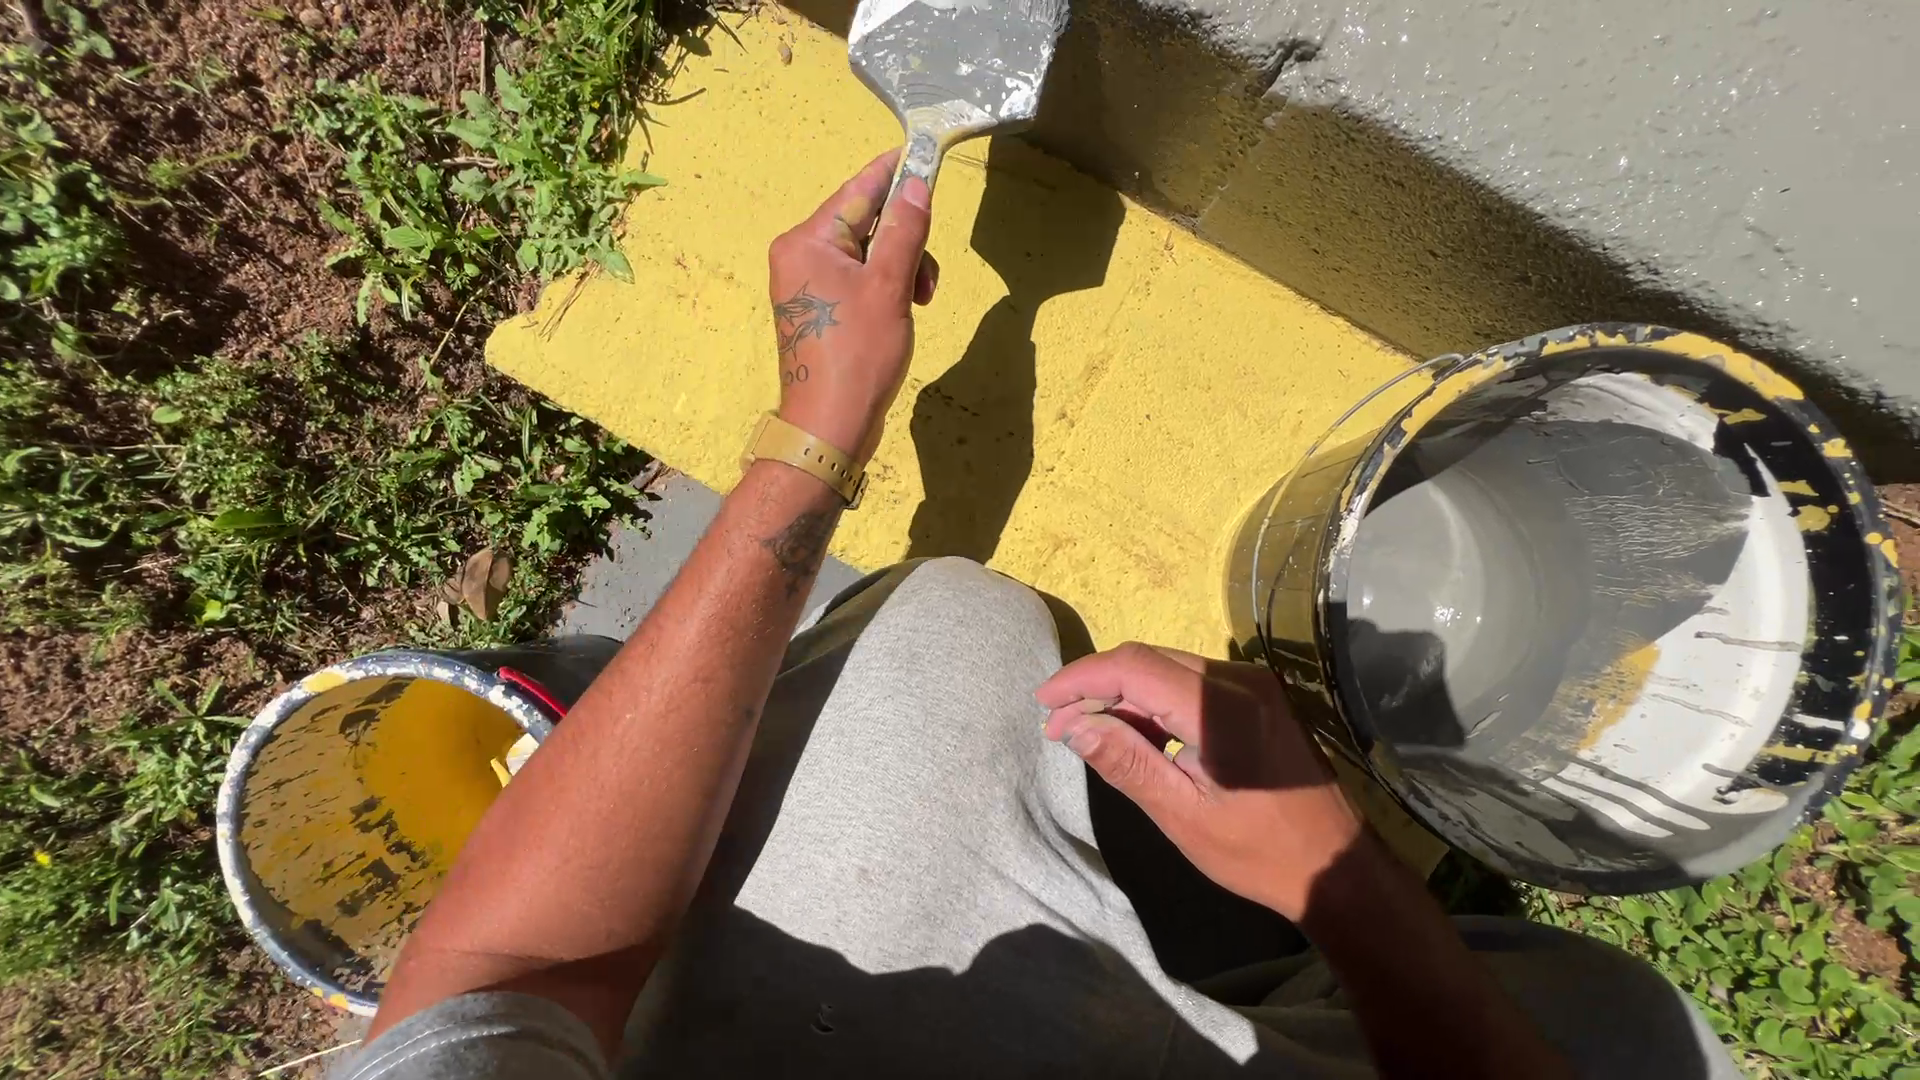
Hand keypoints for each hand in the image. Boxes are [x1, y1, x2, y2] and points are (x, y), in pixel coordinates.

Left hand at [767, 150, 938, 464]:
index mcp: (807, 241)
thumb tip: (917, 183)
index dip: (896, 173)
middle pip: (864, 224)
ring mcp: (806, 286)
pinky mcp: (817, 312)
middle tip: (928, 279)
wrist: (830, 426)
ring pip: (866, 256)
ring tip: (919, 303)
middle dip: (905, 243)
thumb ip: (906, 231)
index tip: (925, 154)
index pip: (859, 190)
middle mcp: (799, 256)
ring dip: (900, 271)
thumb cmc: (859, 355)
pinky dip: (884, 290)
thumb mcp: (889, 288)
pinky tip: (901, 313)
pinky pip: (857, 282)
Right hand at [1036, 643, 1366, 920]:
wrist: (1339, 867)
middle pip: (1147, 660)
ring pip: (1166, 666)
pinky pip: (1188, 680)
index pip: (1134, 668)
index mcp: (1220, 708)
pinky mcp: (1256, 693)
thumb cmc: (1259, 852)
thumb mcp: (1182, 815)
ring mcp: (1252, 682)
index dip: (1081, 678)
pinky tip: (1132, 728)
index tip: (1043, 701)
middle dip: (1096, 685)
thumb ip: (1125, 762)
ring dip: (1122, 692)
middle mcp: (1238, 679)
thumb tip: (1072, 725)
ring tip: (1087, 728)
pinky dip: (1152, 698)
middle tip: (1059, 723)